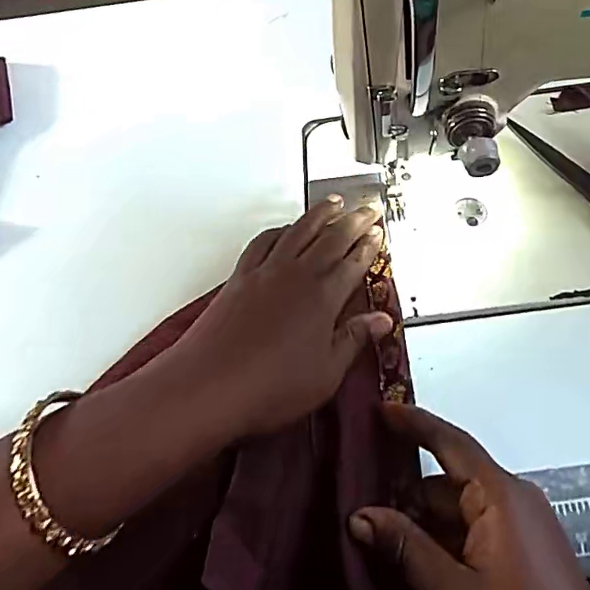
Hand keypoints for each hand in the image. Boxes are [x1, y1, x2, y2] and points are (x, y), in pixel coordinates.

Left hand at [171, 195, 391, 438]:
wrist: (208, 385)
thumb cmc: (267, 387)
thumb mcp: (325, 374)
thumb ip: (354, 339)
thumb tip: (381, 321)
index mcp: (322, 297)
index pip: (354, 262)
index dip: (369, 245)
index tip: (378, 232)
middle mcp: (296, 276)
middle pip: (332, 237)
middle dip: (354, 220)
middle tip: (368, 209)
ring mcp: (266, 272)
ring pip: (299, 230)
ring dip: (319, 214)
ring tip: (333, 202)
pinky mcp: (240, 277)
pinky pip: (263, 242)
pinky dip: (279, 229)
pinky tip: (284, 228)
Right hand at [350, 404, 589, 589]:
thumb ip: (406, 549)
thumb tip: (364, 517)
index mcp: (502, 495)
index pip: (450, 441)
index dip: (412, 423)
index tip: (381, 410)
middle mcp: (516, 503)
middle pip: (447, 482)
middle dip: (406, 496)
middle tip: (364, 510)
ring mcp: (524, 532)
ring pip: (459, 513)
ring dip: (423, 528)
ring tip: (382, 546)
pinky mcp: (527, 560)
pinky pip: (476, 537)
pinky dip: (446, 546)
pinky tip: (416, 568)